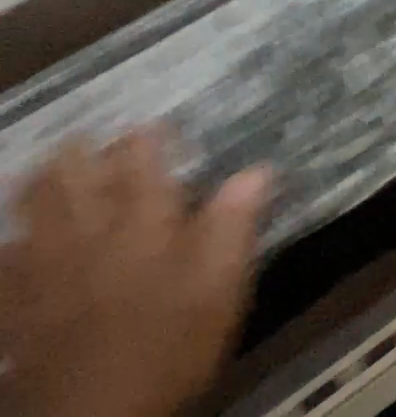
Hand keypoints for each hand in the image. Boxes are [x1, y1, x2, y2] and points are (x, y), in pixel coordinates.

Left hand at [0, 130, 270, 416]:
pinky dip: (9, 242)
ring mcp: (43, 276)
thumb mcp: (223, 284)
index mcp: (145, 229)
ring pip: (31, 217)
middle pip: (72, 187)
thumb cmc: (173, 341)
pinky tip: (12, 240)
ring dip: (37, 188)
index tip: (150, 122)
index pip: (142, 171)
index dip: (145, 143)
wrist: (91, 415)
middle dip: (77, 157)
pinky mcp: (17, 311)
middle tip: (85, 135)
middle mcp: (88, 240)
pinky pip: (4, 264)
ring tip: (43, 169)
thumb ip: (235, 225)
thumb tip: (258, 170)